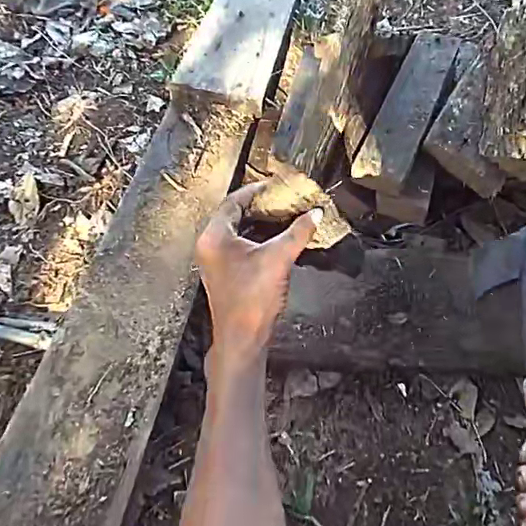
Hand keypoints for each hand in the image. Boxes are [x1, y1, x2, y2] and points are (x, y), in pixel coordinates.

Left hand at [193, 183, 320, 361]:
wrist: (242, 340)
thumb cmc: (253, 299)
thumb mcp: (279, 259)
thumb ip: (298, 232)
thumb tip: (316, 212)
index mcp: (214, 237)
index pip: (232, 202)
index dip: (254, 191)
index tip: (274, 185)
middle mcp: (208, 246)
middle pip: (232, 215)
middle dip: (258, 206)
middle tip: (280, 199)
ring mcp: (214, 262)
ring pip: (236, 232)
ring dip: (257, 223)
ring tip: (281, 215)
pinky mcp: (222, 274)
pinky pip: (237, 246)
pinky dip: (255, 239)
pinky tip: (275, 239)